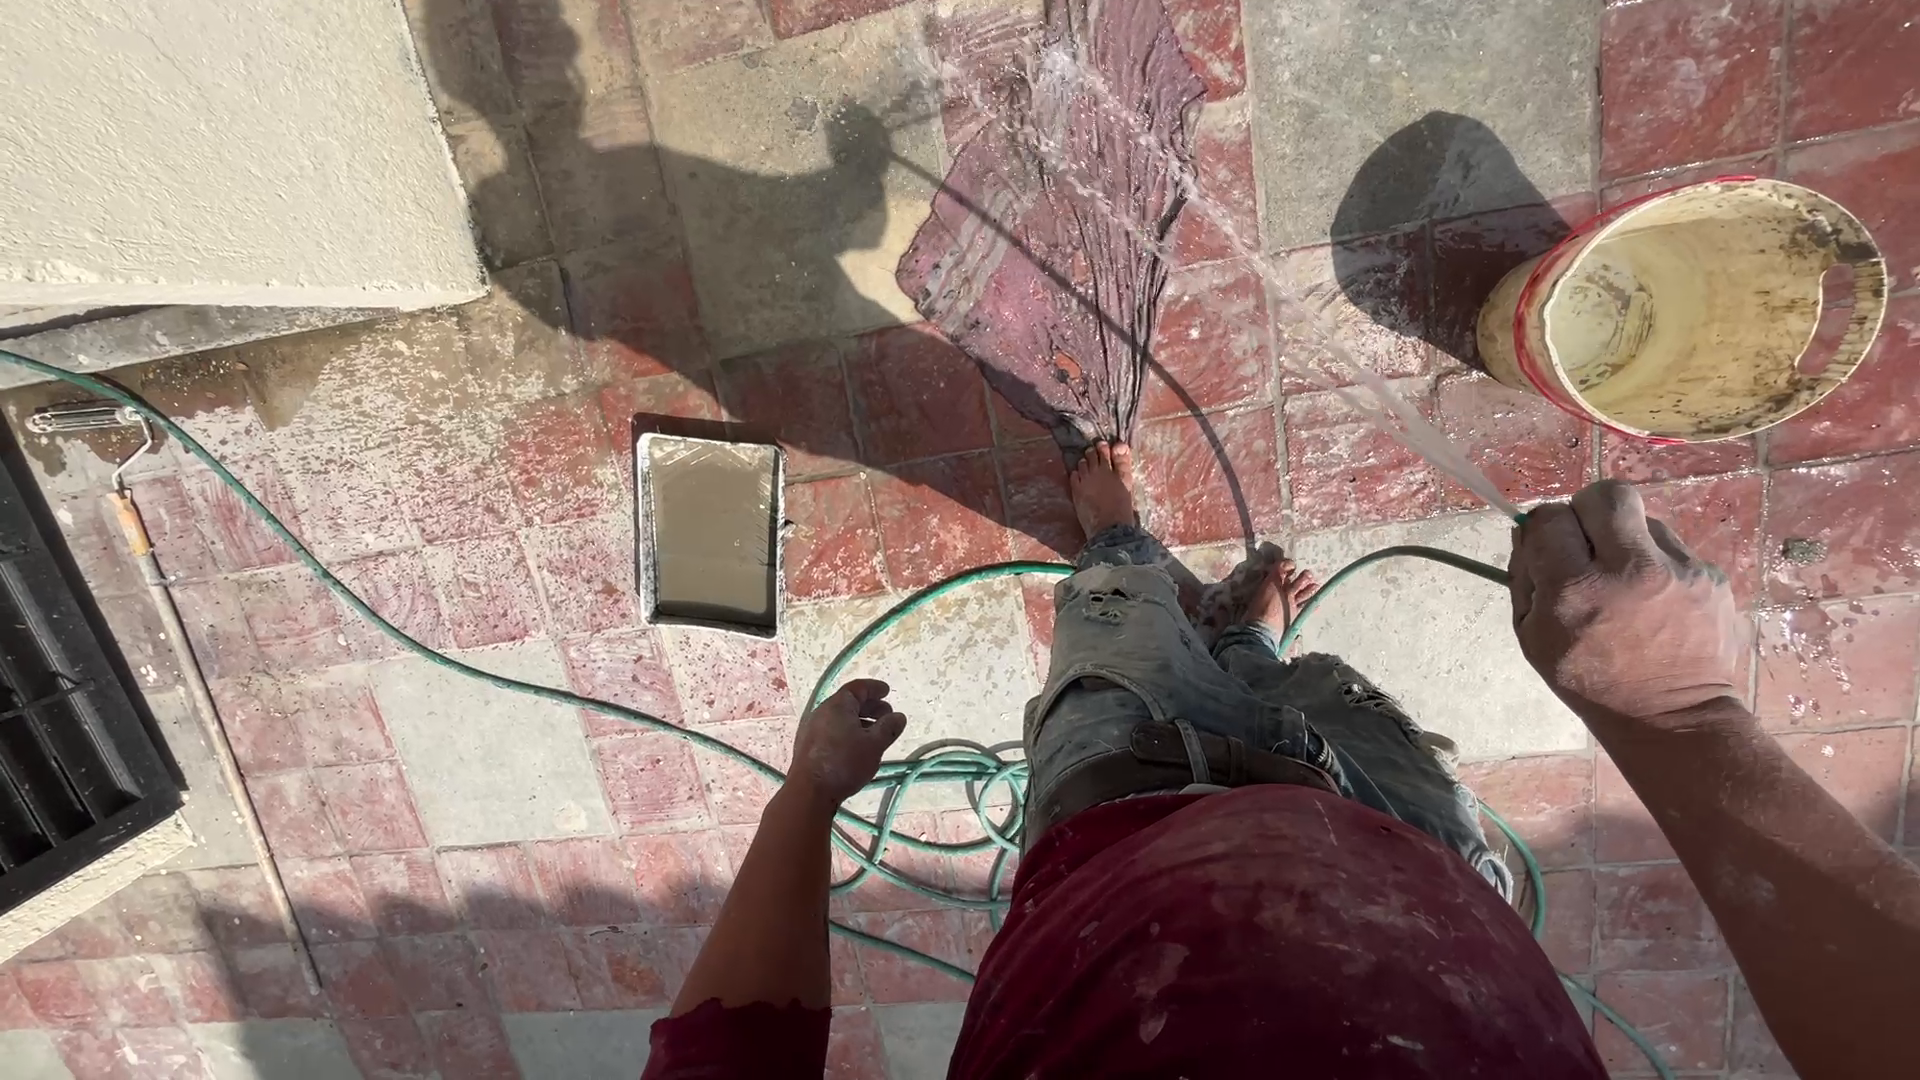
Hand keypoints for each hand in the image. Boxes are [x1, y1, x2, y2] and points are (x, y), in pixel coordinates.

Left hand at [787, 679, 907, 808]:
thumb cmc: (844, 763)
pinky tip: (857, 748)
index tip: (887, 691)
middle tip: (887, 715)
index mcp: (837, 705)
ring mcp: (812, 730)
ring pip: (840, 718)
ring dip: (860, 722)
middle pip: (849, 703)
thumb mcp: (874, 745)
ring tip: (876, 734)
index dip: (874, 688)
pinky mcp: (809, 747)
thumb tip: (899, 716)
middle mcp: (822, 713)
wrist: (809, 793)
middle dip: (870, 707)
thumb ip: (888, 728)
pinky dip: (848, 732)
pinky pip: (832, 731)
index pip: (857, 688)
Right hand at [1510, 480, 1745, 721]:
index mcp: (1574, 587)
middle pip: (1606, 495)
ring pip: (1642, 519)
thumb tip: (1528, 533)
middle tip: (1583, 538)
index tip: (1544, 542)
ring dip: (1623, 537)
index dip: (1542, 524)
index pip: (1550, 517)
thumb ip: (1524, 577)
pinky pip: (1672, 547)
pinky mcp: (1713, 578)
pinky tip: (1651, 595)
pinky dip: (1653, 561)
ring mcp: (1679, 571)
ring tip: (1620, 575)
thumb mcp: (1530, 633)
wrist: (1672, 715)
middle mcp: (1629, 569)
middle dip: (1585, 508)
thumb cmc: (1585, 676)